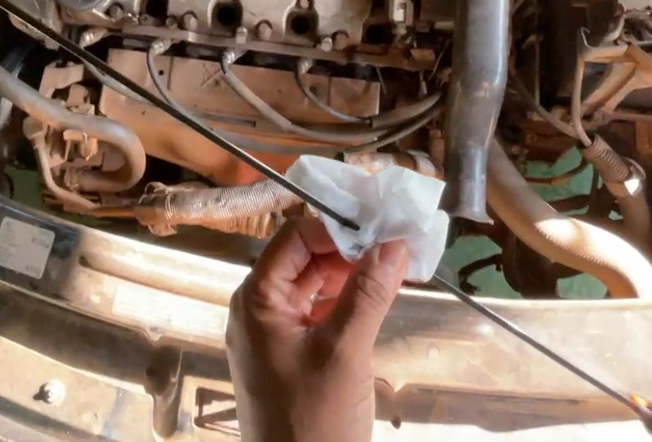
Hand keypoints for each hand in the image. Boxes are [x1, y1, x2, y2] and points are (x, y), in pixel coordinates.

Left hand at [226, 214, 410, 441]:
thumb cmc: (315, 422)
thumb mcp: (345, 352)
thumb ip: (368, 292)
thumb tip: (395, 243)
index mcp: (256, 298)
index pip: (293, 238)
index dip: (335, 229)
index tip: (379, 230)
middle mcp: (257, 307)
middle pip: (302, 259)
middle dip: (346, 250)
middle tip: (393, 246)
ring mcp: (271, 333)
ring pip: (310, 285)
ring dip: (348, 275)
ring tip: (392, 268)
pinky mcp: (287, 356)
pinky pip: (314, 313)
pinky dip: (342, 303)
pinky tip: (375, 299)